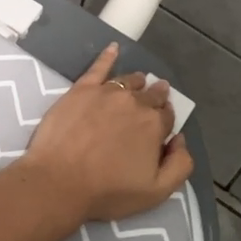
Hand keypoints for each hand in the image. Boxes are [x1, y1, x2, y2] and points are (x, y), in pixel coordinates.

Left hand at [18, 43, 194, 221]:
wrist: (60, 180)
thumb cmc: (108, 191)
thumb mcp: (157, 192)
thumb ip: (180, 165)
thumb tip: (180, 139)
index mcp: (154, 126)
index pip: (167, 116)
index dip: (165, 120)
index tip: (162, 124)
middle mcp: (134, 103)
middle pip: (151, 95)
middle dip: (156, 96)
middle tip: (156, 97)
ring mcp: (107, 92)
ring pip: (129, 81)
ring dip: (137, 82)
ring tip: (139, 82)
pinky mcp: (82, 89)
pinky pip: (98, 66)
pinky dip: (108, 56)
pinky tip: (113, 48)